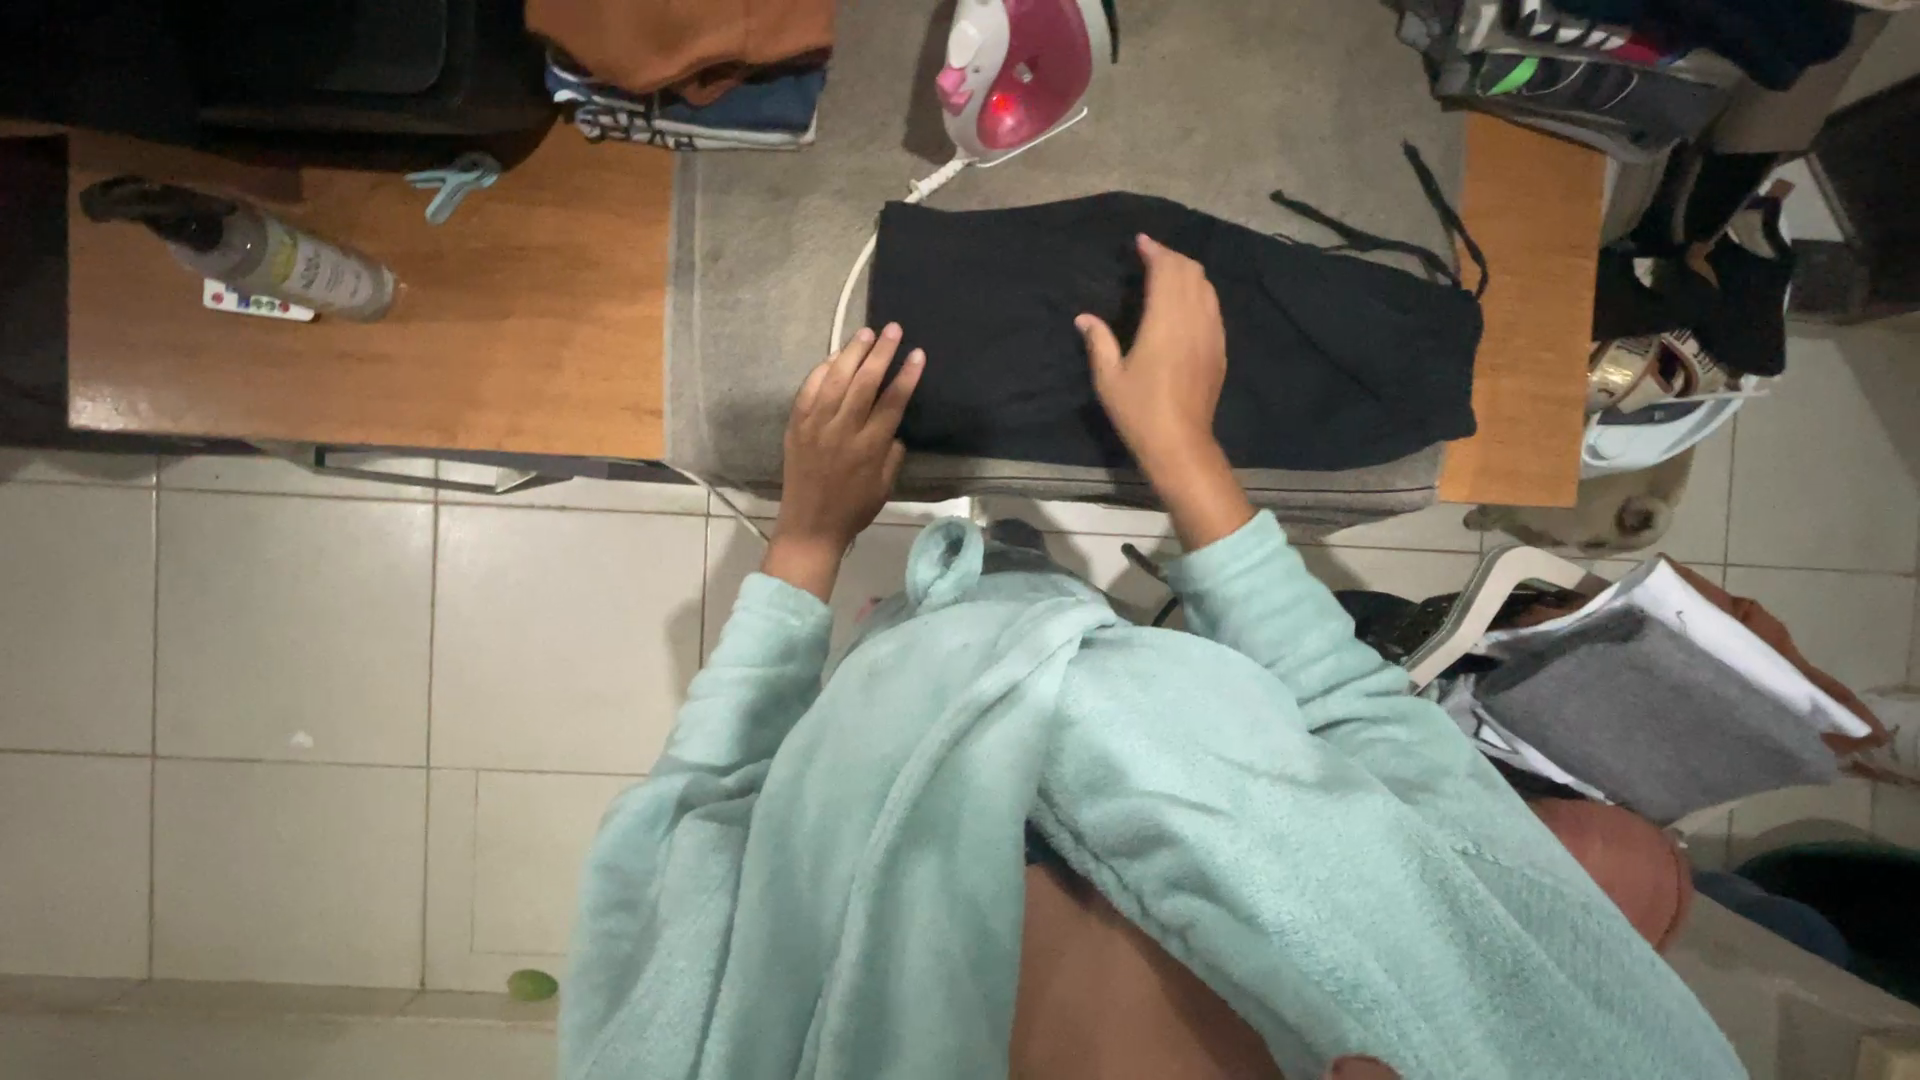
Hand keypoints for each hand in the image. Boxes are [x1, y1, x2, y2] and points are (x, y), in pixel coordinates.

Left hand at [764, 323, 923, 599]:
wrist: (810, 525)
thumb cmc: (853, 509)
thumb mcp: (885, 486)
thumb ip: (893, 453)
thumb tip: (894, 427)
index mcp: (869, 447)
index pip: (892, 402)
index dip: (906, 375)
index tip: (917, 354)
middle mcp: (842, 430)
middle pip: (865, 381)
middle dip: (881, 352)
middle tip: (893, 330)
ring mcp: (816, 425)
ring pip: (836, 379)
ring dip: (852, 353)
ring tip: (866, 333)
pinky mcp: (797, 426)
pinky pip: (809, 390)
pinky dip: (822, 370)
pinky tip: (835, 357)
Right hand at [1076, 234, 1226, 470]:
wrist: (1180, 442)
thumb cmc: (1139, 411)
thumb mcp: (1108, 378)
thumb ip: (1098, 341)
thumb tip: (1084, 318)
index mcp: (1165, 321)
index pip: (1166, 270)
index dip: (1155, 251)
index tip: (1141, 242)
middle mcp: (1193, 319)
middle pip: (1190, 271)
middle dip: (1171, 257)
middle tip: (1151, 256)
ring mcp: (1211, 333)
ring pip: (1206, 287)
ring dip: (1187, 273)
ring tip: (1168, 275)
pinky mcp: (1219, 349)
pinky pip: (1213, 308)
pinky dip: (1200, 294)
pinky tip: (1185, 305)